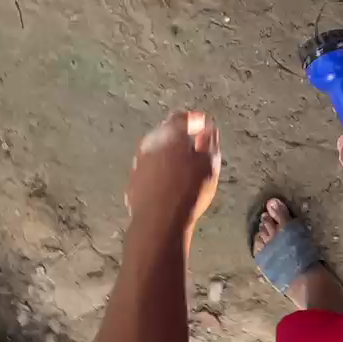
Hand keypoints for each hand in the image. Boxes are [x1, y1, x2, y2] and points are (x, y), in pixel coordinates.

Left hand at [125, 110, 221, 248]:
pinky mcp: (133, 182)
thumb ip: (209, 142)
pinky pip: (147, 169)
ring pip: (154, 151)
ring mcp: (138, 163)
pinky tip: (166, 181)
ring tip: (180, 164)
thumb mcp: (209, 165)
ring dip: (166, 152)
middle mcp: (150, 144)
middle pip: (165, 132)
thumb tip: (208, 129)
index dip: (194, 119)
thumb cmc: (189, 191)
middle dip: (179, 134)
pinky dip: (157, 170)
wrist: (158, 223)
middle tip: (193, 142)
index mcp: (170, 135)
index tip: (203, 124)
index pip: (181, 118)